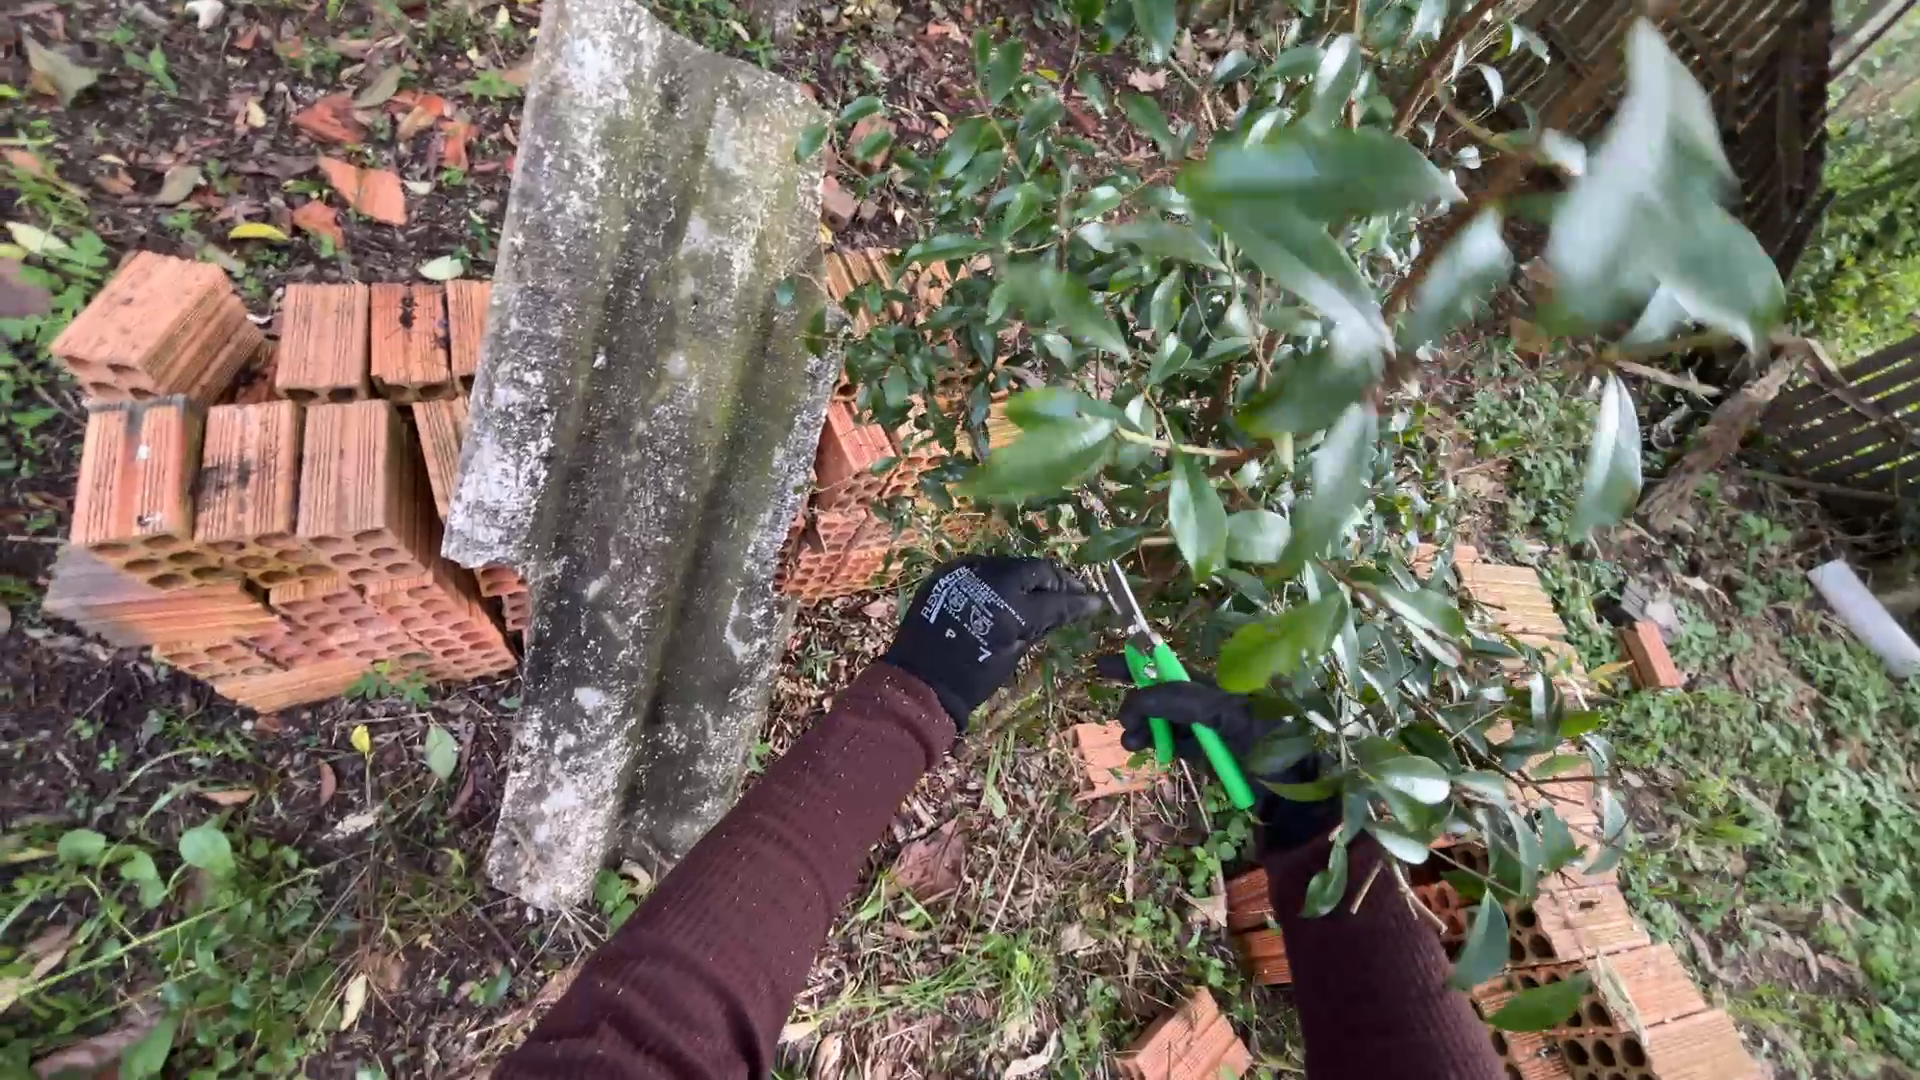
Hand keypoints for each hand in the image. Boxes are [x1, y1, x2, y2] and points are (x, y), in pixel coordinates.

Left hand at [883, 556, 1104, 728]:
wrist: (920, 681)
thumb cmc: (971, 677)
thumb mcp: (1012, 654)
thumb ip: (1038, 626)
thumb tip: (1058, 611)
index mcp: (1011, 604)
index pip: (1055, 597)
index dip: (1078, 600)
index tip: (1094, 602)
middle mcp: (990, 578)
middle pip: (1034, 570)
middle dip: (1056, 580)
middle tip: (1073, 591)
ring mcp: (966, 572)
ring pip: (1009, 566)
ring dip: (1028, 576)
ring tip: (1044, 590)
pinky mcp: (948, 574)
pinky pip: (982, 569)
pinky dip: (1000, 578)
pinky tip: (1009, 589)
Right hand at [1104, 669, 1337, 853]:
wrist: (1298, 798)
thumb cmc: (1270, 748)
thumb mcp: (1226, 716)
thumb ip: (1182, 700)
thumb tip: (1137, 699)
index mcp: (1217, 685)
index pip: (1168, 666)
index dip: (1137, 661)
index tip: (1104, 664)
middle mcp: (1207, 701)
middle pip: (1160, 690)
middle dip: (1134, 695)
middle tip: (1108, 701)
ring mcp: (1204, 728)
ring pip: (1159, 718)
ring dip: (1140, 725)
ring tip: (1132, 741)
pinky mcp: (1202, 753)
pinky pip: (1168, 741)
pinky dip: (1153, 744)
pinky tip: (1145, 751)